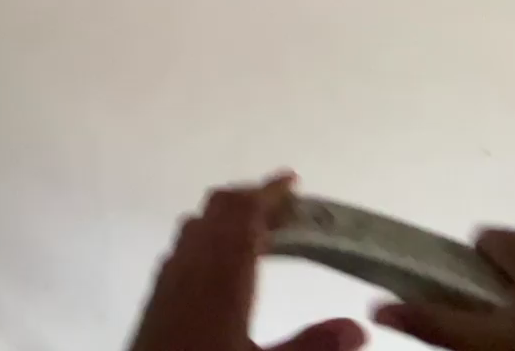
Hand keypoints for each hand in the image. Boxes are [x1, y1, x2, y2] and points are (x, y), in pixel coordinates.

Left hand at [128, 173, 365, 350]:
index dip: (269, 191)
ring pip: (198, 223)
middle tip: (287, 209)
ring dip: (228, 216)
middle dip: (252, 198)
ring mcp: (169, 275)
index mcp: (221, 275)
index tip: (293, 181)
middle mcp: (191, 263)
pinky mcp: (156, 293)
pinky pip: (185, 244)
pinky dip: (209, 235)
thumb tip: (358, 327)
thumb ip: (312, 347)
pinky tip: (223, 264)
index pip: (245, 214)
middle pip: (219, 208)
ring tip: (261, 231)